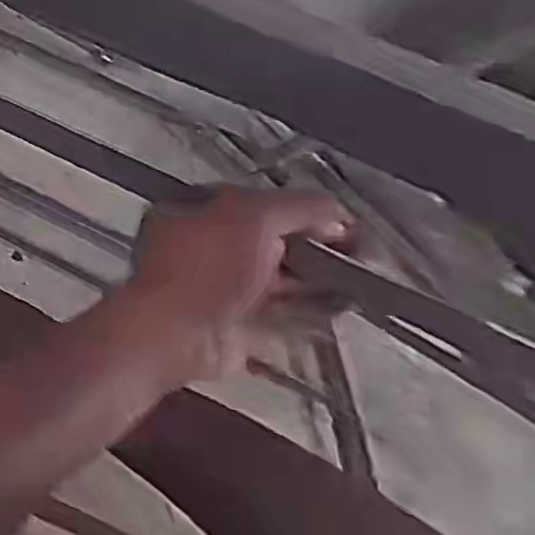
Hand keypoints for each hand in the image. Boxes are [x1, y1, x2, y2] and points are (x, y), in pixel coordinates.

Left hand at [116, 187, 351, 384]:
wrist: (179, 332)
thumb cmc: (204, 268)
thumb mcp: (251, 218)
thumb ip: (296, 207)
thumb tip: (336, 214)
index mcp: (191, 211)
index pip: (254, 201)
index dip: (300, 210)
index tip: (340, 223)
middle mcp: (201, 245)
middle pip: (267, 240)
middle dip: (311, 246)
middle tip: (354, 255)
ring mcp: (215, 284)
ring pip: (275, 277)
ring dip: (314, 279)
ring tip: (355, 279)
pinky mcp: (233, 321)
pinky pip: (278, 312)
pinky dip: (307, 310)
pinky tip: (337, 306)